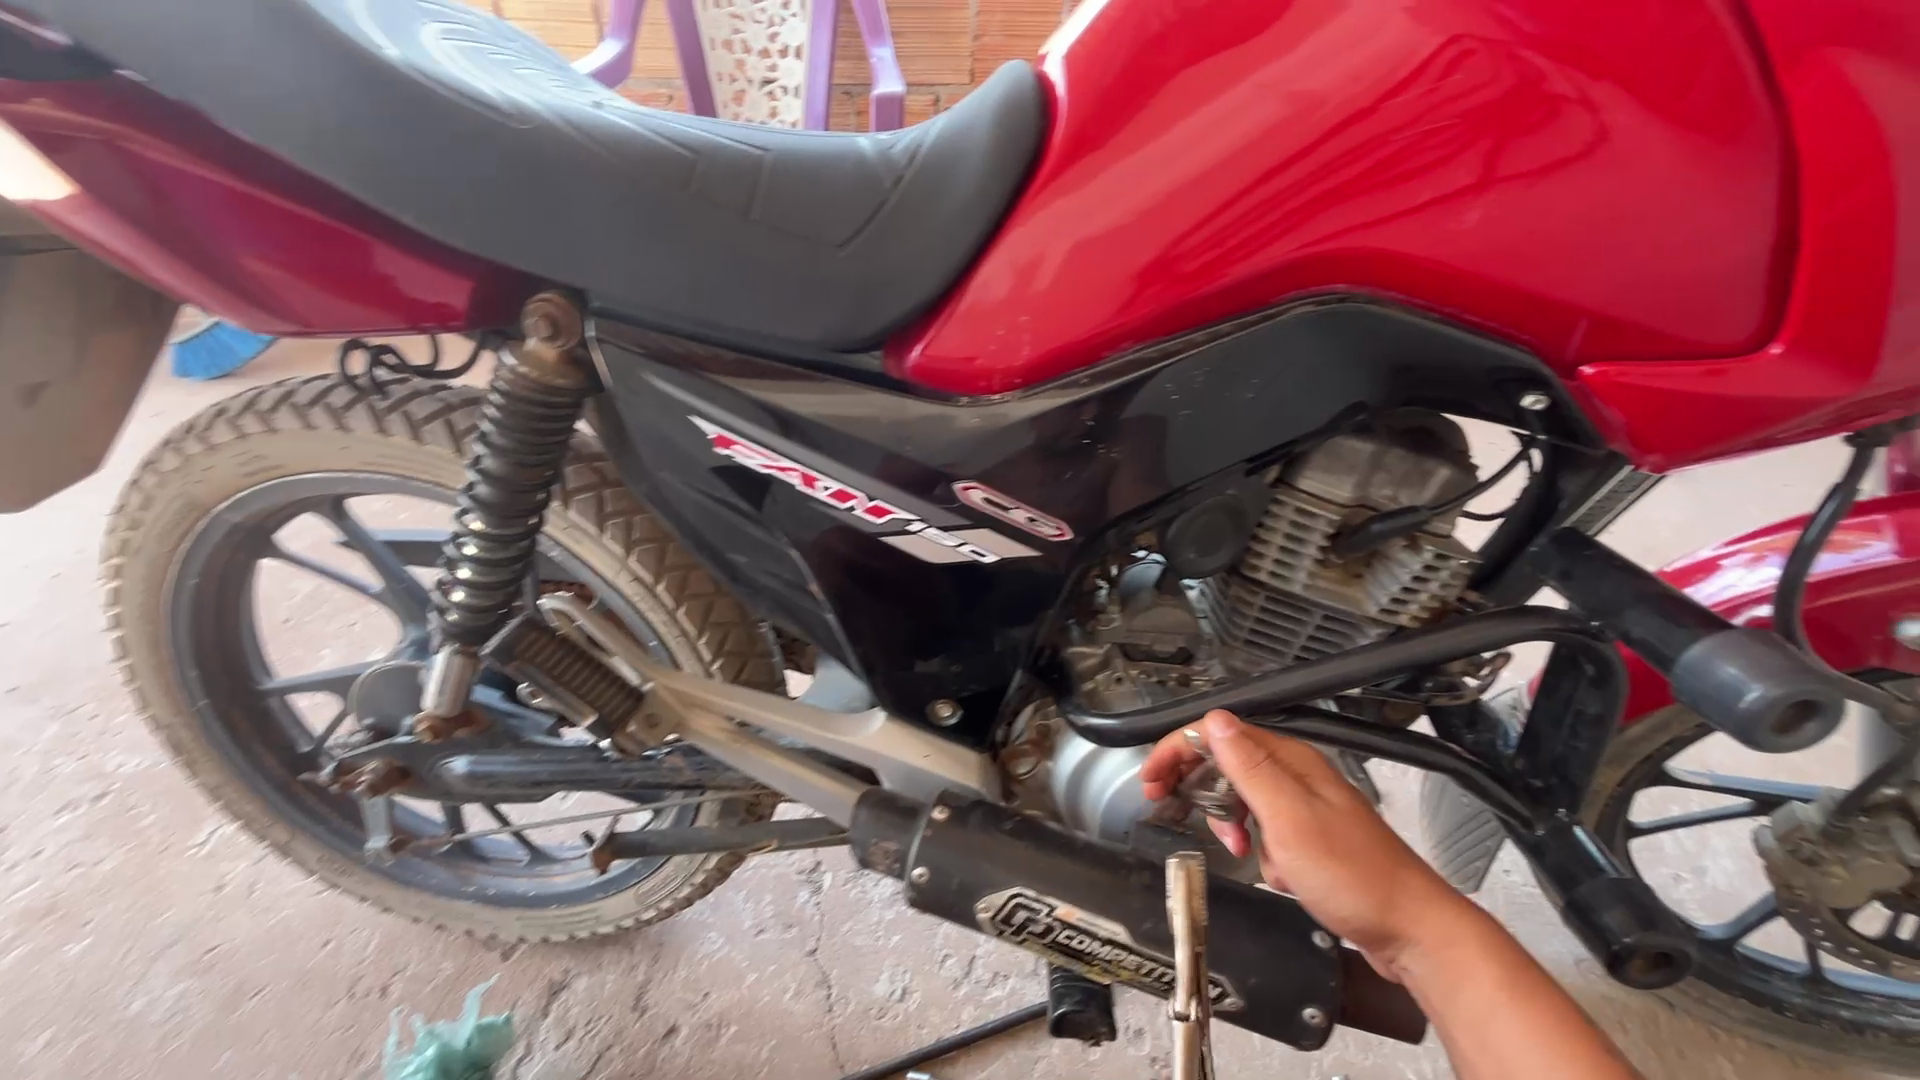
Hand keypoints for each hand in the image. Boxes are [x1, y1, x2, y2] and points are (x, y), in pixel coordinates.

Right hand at [1140, 709, 1476, 978]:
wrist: (1409, 930)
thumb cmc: (1355, 876)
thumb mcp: (1287, 817)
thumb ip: (1248, 766)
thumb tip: (1213, 720)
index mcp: (1289, 760)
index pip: (1217, 734)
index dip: (1176, 751)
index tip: (1149, 778)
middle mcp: (1294, 775)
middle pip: (1225, 761)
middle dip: (1194, 783)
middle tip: (1165, 803)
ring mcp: (1301, 805)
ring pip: (1240, 796)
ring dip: (1226, 819)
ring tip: (1234, 846)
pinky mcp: (1306, 835)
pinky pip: (1261, 827)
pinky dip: (1253, 844)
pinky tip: (1265, 866)